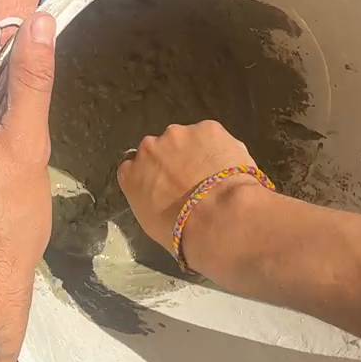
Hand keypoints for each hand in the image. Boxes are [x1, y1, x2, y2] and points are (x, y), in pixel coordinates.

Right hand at [115, 121, 258, 253]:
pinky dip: (220, 148)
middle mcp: (148, 148)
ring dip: (197, 153)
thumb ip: (149, 199)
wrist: (219, 217)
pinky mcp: (207, 128)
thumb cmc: (183, 233)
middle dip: (174, 161)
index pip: (135, 169)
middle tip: (194, 183)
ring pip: (187, 140)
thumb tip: (162, 196)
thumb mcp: (152, 223)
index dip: (153, 176)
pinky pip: (212, 136)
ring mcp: (178, 134)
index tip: (167, 188)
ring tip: (216, 177)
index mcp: (130, 174)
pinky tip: (230, 168)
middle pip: (160, 149)